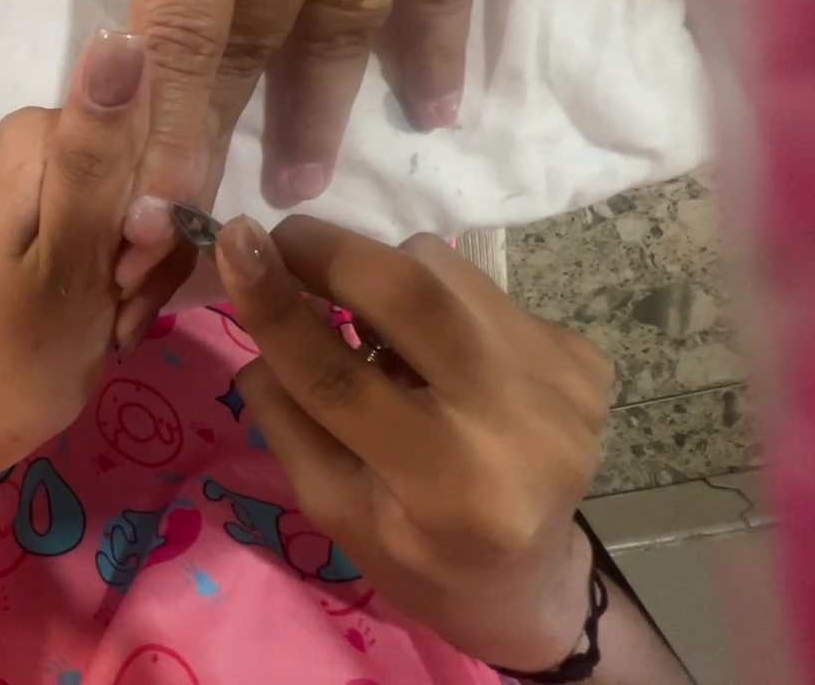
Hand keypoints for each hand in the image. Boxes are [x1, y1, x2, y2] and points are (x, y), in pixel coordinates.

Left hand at [0, 31, 150, 509]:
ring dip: (153, 270)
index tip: (125, 270)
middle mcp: (52, 140)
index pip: (152, 128)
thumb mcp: (69, 255)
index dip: (158, 206)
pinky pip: (152, 228)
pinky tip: (116, 314)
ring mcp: (68, 178)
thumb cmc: (25, 349)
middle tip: (116, 299)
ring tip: (112, 313)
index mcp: (37, 135)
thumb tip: (124, 32)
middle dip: (155, 244)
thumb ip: (98, 153)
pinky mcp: (82, 212)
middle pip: (161, 164)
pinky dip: (146, 279)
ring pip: (165, 203)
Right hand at [214, 216, 613, 669]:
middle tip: (279, 243)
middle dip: (327, 250)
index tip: (230, 239)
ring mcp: (564, 383)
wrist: (527, 576)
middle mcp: (524, 429)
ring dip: (377, 273)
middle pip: (414, 294)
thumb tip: (256, 295)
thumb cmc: (406, 545)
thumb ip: (283, 404)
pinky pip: (473, 280)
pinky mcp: (583, 352)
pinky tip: (428, 344)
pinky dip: (426, 291)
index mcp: (449, 490)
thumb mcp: (321, 499)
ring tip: (367, 325)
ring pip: (440, 267)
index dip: (275, 304)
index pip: (339, 380)